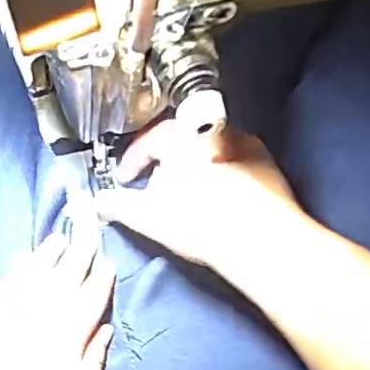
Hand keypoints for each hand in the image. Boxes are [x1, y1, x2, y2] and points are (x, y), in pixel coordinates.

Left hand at [0, 232, 115, 369]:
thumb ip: (94, 362)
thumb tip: (105, 329)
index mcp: (68, 332)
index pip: (92, 294)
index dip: (103, 275)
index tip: (109, 260)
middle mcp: (39, 309)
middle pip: (66, 272)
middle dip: (81, 249)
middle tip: (89, 230)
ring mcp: (2, 308)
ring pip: (28, 268)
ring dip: (45, 251)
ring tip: (56, 238)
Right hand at [97, 121, 309, 268]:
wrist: (259, 240)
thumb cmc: (200, 223)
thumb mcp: (149, 218)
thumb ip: (121, 205)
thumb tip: (102, 201)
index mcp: (181, 136)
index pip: (148, 139)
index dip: (133, 160)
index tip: (126, 178)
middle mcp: (213, 130)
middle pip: (180, 143)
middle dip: (166, 164)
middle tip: (156, 190)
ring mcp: (244, 144)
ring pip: (209, 151)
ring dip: (195, 169)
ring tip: (189, 198)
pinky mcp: (267, 163)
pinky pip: (235, 164)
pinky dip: (223, 176)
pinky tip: (220, 202)